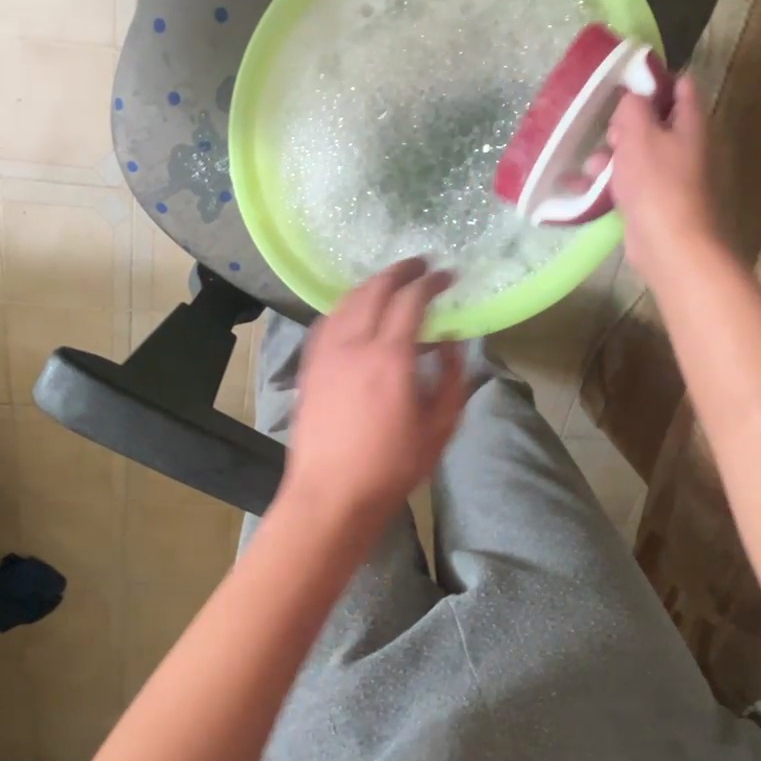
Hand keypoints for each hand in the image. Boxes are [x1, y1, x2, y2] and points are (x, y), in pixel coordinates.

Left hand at [280, 259, 468, 522]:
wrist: (331, 493)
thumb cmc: (391, 466)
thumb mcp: (439, 427)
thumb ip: (451, 378)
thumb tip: (451, 342)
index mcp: (389, 357)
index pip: (411, 300)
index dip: (431, 281)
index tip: (447, 275)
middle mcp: (353, 344)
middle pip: (375, 289)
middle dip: (400, 271)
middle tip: (420, 266)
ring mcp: (325, 353)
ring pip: (346, 301)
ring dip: (371, 285)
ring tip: (390, 283)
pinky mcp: (309, 367)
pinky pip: (326, 322)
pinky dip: (344, 307)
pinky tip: (353, 313)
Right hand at [603, 75, 720, 275]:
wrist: (670, 244)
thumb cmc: (657, 183)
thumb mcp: (639, 134)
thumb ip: (633, 107)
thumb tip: (631, 96)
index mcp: (691, 122)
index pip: (679, 85)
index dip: (651, 80)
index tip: (620, 83)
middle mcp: (686, 145)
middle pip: (653, 120)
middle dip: (623, 124)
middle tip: (604, 132)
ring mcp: (671, 175)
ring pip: (636, 153)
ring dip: (611, 155)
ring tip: (590, 167)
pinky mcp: (654, 200)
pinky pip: (629, 181)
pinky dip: (609, 181)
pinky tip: (585, 186)